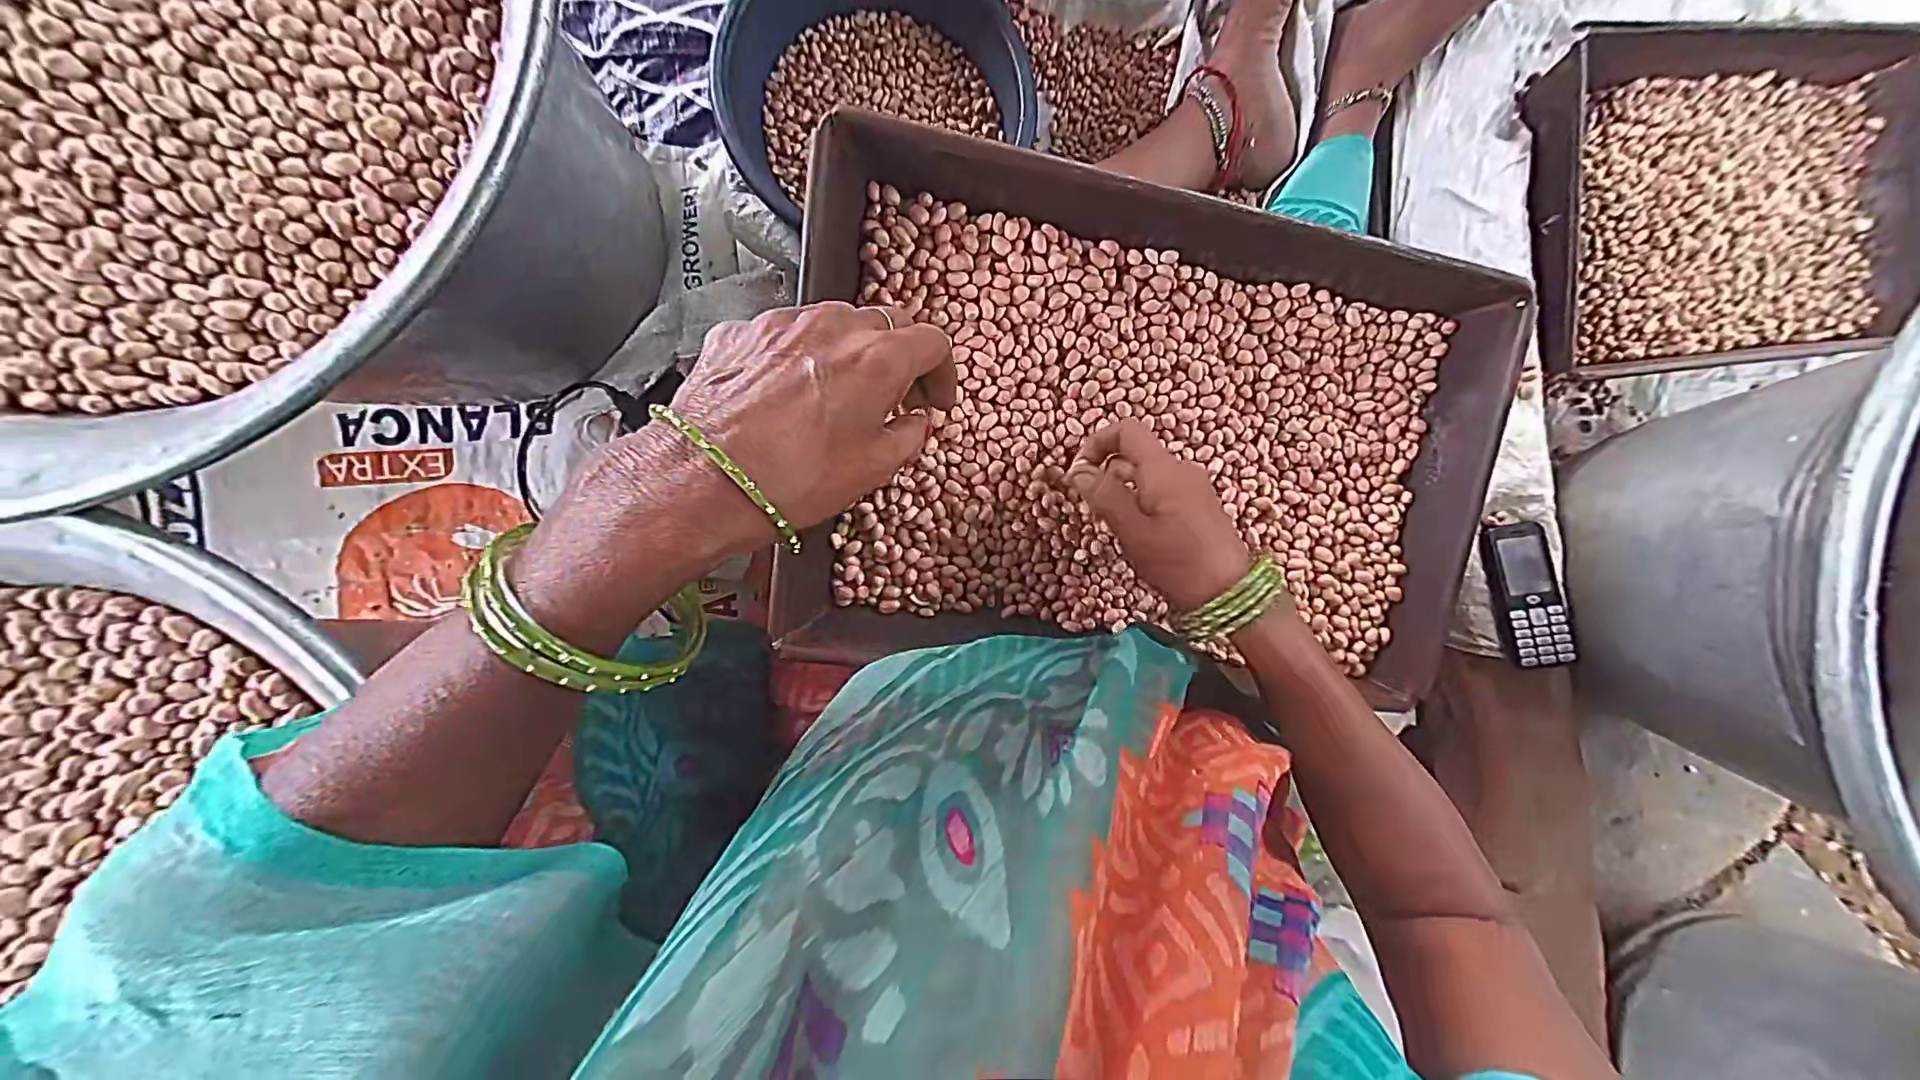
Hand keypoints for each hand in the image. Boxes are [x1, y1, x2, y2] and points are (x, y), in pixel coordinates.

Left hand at [594, 301, 956, 545]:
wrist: (705, 479)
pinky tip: (792, 392)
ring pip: (837, 322)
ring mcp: (785, 323)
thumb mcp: (872, 470)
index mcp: (877, 359)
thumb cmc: (789, 479)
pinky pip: (790, 332)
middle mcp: (834, 326)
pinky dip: (804, 355)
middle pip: (887, 324)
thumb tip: (916, 422)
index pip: (933, 342)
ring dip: (852, 353)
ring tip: (840, 396)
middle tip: (894, 400)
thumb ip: (910, 436)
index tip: (934, 399)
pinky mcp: (745, 331)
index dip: (942, 373)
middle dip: (899, 360)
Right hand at [1068, 420, 1252, 611]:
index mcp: (1163, 469)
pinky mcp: (1198, 506)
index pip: (1126, 430)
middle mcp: (1181, 470)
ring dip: (1122, 493)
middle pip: (1134, 454)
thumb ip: (1104, 495)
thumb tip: (1078, 470)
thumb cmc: (1178, 563)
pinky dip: (1141, 503)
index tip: (1079, 472)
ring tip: (1116, 528)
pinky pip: (1161, 491)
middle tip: (1093, 509)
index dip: (1096, 443)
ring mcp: (1193, 487)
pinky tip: (1140, 535)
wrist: (1228, 592)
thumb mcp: (1132, 531)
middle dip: (1106, 475)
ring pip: (1146, 476)